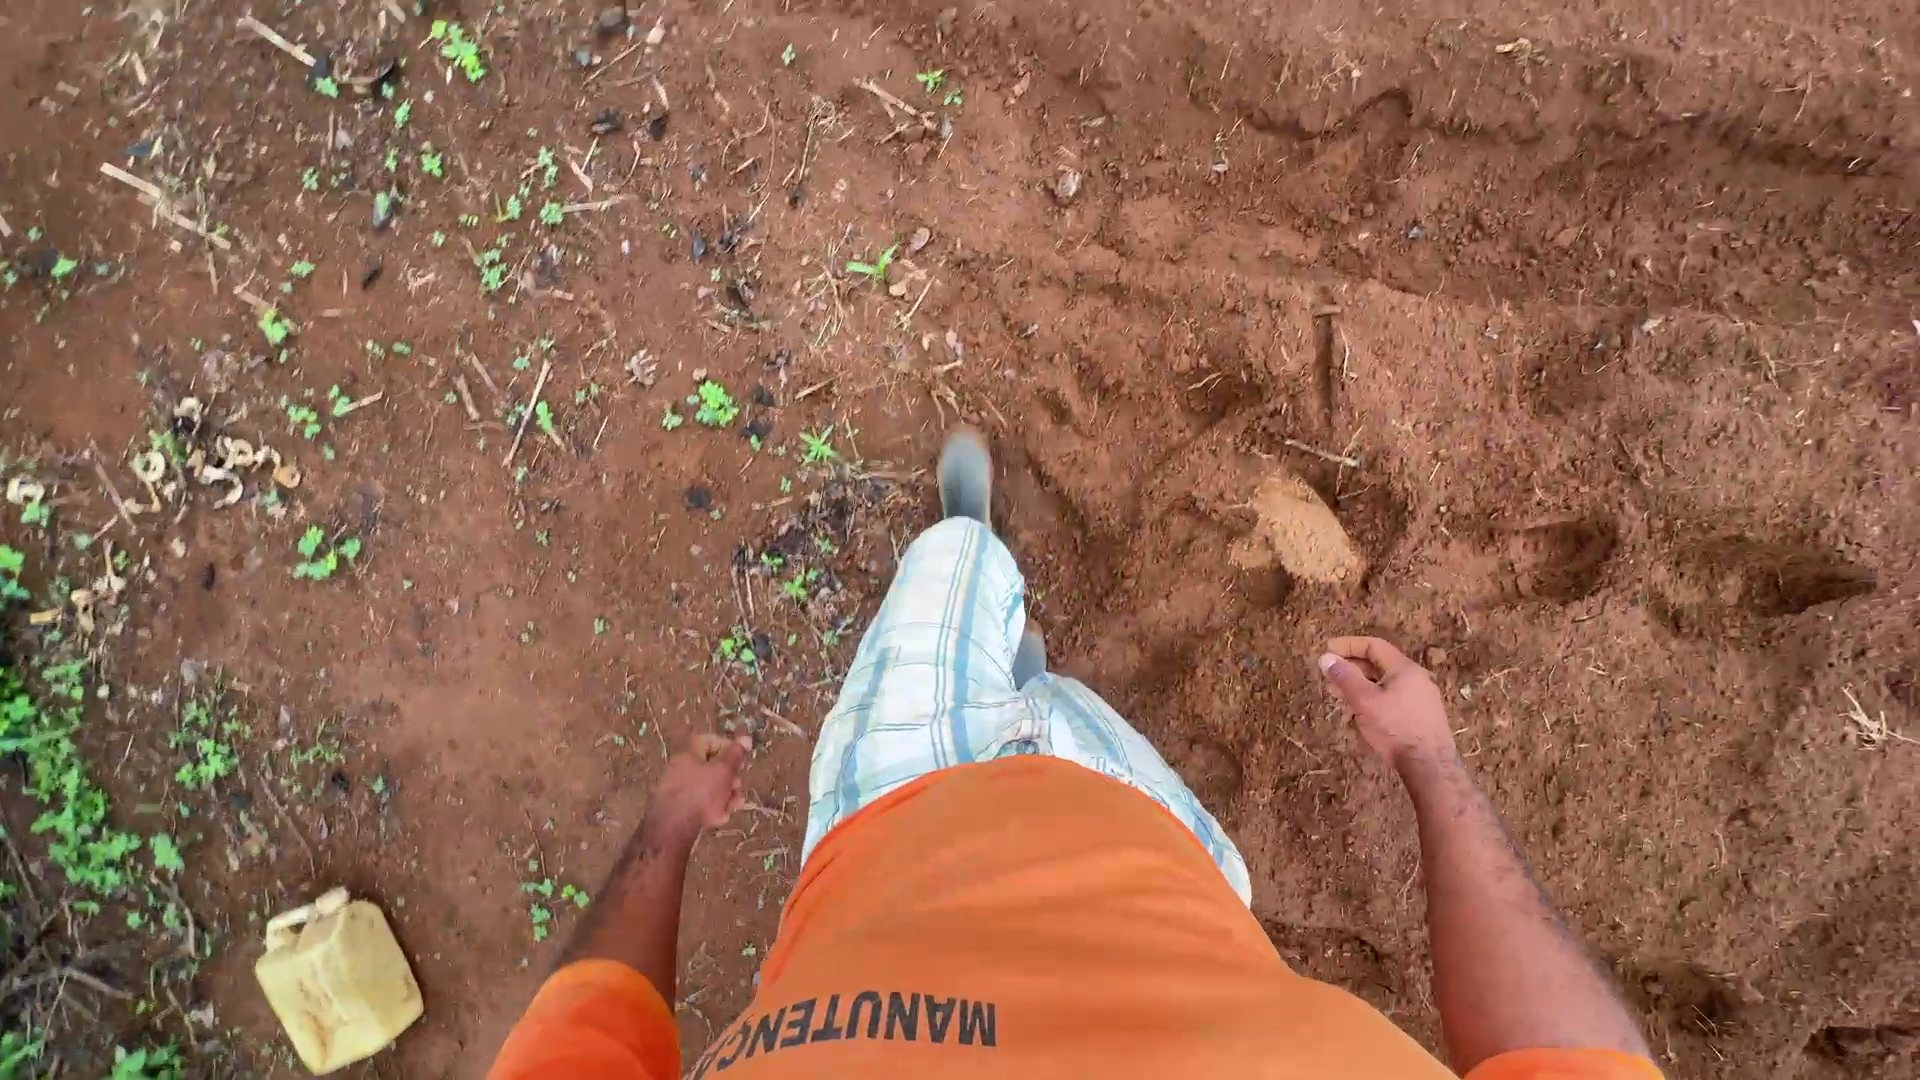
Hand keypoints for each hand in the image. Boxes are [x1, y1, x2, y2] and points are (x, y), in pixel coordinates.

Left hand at [646, 734, 752, 838]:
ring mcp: (676, 790)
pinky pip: (698, 803)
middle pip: (710, 767)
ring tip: (733, 805)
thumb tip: (745, 738)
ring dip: (724, 795)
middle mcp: (679, 769)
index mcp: (688, 755)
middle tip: (737, 787)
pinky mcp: (676, 810)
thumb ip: (735, 754)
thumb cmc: (701, 793)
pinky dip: (711, 808)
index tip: (740, 760)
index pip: (709, 741)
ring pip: (707, 787)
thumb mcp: (724, 770)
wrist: (673, 829)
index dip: (727, 748)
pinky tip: (719, 818)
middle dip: (729, 777)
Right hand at [1317, 637, 1455, 770]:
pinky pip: (1390, 697)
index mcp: (1404, 669)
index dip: (1348, 645)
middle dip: (1350, 668)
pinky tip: (1359, 713)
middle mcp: (1416, 679)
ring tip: (1339, 696)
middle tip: (1329, 677)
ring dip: (1358, 685)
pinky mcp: (1420, 715)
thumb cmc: (1395, 727)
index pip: (1373, 646)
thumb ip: (1344, 676)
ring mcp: (1420, 698)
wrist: (1429, 765)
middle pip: (1378, 664)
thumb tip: (1326, 658)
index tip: (1327, 651)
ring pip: (1383, 683)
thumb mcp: (1364, 700)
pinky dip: (1371, 698)